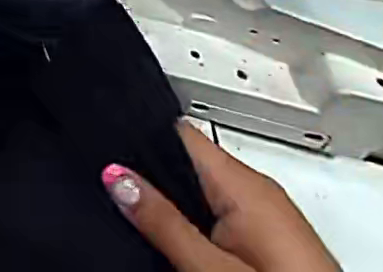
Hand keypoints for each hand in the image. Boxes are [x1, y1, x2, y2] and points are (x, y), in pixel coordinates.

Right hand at [103, 121, 340, 271]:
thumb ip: (164, 222)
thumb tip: (117, 176)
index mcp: (245, 184)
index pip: (179, 133)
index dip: (139, 136)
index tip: (106, 143)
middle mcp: (260, 193)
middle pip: (189, 164)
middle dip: (153, 176)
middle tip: (112, 187)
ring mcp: (271, 223)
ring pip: (206, 194)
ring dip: (174, 204)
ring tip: (136, 215)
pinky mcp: (276, 250)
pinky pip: (223, 219)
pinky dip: (197, 226)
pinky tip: (180, 248)